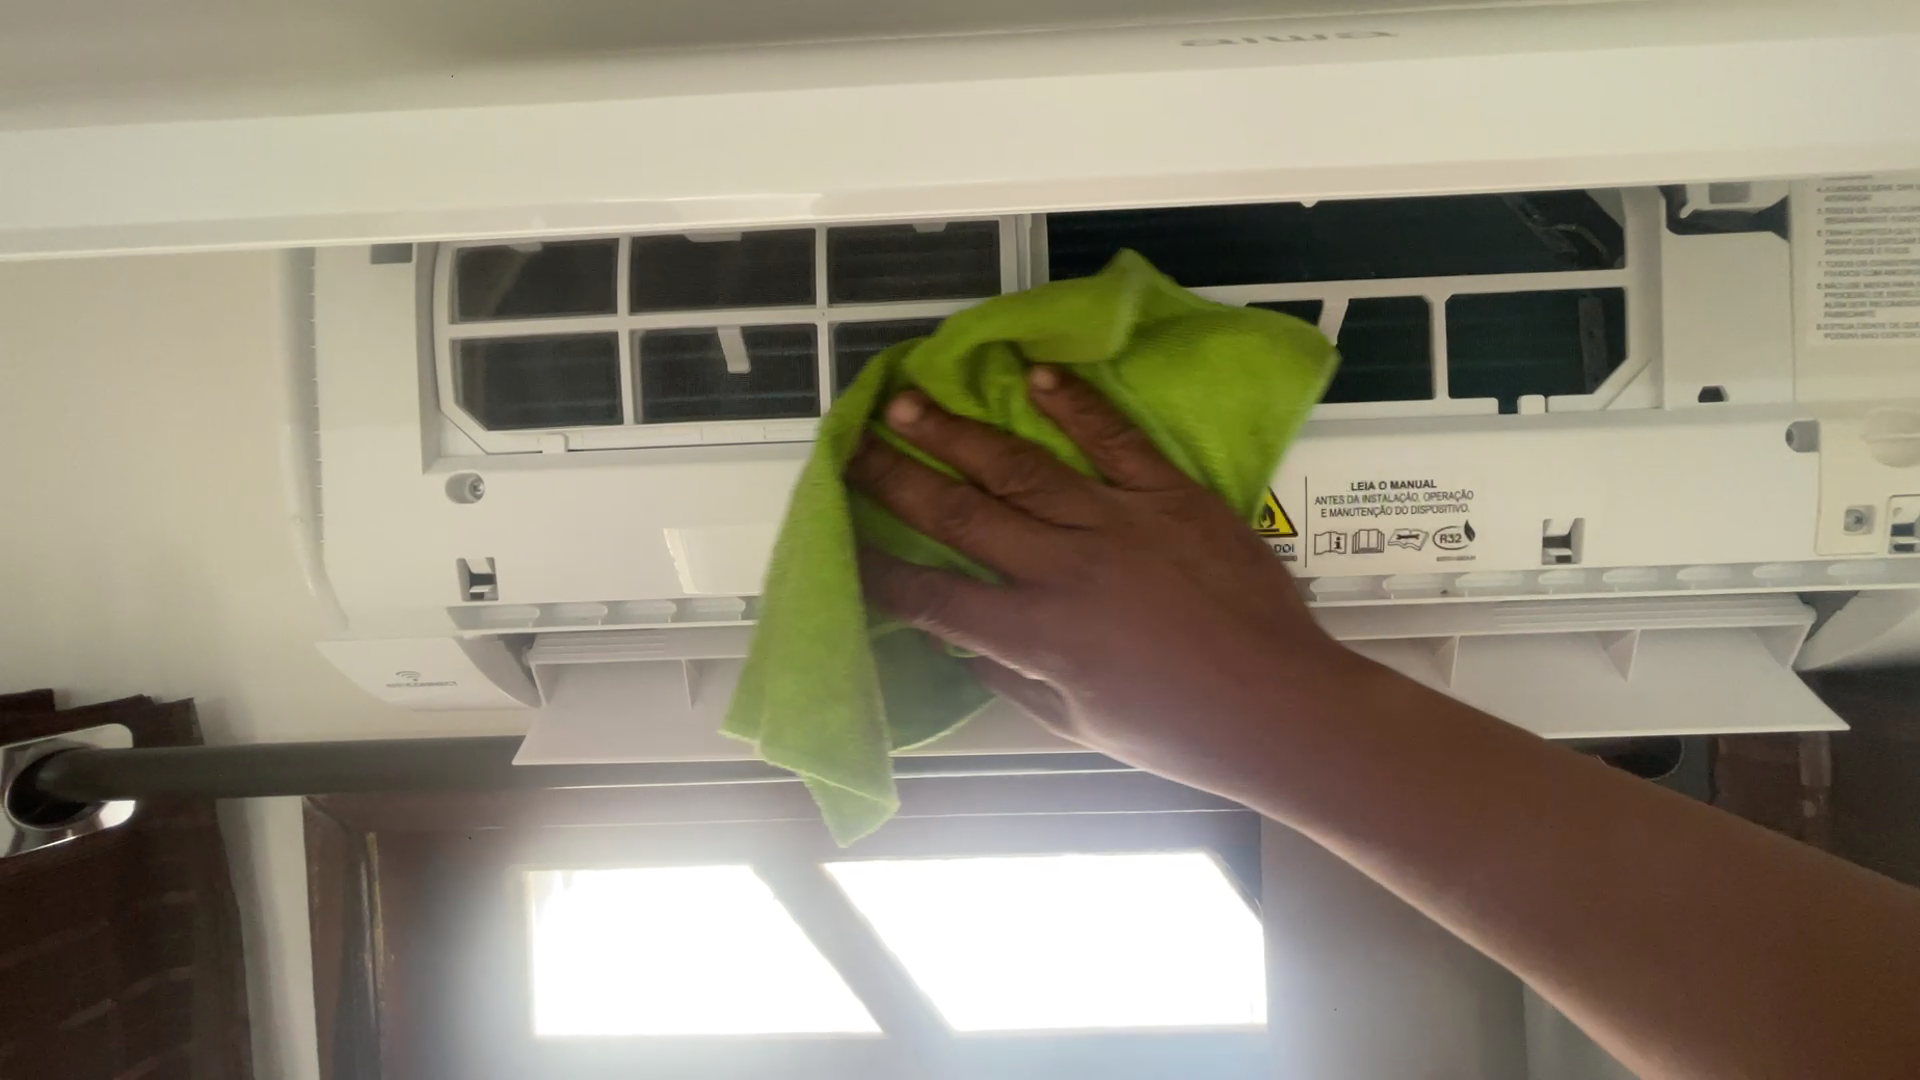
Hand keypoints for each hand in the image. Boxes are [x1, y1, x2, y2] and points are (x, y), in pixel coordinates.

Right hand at [846, 365, 1360, 791]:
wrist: (1283, 707)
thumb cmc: (1177, 731)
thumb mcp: (1076, 726)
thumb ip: (1007, 679)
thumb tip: (955, 640)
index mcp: (1039, 637)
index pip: (935, 598)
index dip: (880, 571)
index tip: (843, 542)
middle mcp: (1065, 570)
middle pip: (960, 516)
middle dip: (896, 480)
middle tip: (853, 446)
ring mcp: (1119, 523)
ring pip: (1019, 468)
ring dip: (956, 434)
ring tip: (908, 402)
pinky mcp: (1171, 496)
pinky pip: (1114, 439)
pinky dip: (1074, 404)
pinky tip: (1034, 375)